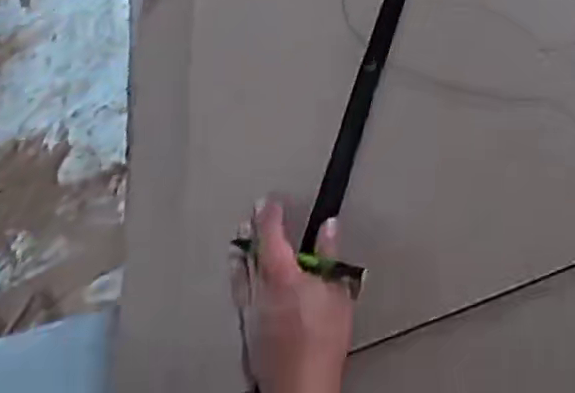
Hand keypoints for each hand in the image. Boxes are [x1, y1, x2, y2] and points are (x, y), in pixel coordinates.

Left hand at [237, 197, 352, 392]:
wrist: (300, 388)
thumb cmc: (322, 339)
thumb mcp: (337, 291)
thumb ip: (330, 254)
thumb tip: (328, 226)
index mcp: (281, 274)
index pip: (271, 234)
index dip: (269, 214)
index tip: (269, 200)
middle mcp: (260, 289)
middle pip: (251, 253)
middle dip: (252, 232)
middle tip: (250, 215)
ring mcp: (250, 313)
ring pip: (240, 275)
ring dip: (240, 255)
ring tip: (237, 244)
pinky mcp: (247, 334)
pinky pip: (239, 295)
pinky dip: (239, 280)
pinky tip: (241, 283)